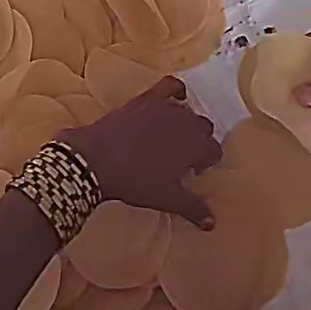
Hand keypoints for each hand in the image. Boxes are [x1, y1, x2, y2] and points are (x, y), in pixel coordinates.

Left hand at [61, 77, 221, 228]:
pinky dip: (177, 90)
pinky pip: (171, 85)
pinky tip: (177, 98)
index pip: (214, 150)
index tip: (192, 172)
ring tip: (172, 138)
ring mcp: (166, 107)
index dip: (206, 162)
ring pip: (189, 112)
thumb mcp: (166, 198)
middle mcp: (186, 122)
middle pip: (204, 129)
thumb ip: (193, 208)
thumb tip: (212, 224)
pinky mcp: (148, 98)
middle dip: (198, 142)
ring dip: (186, 123)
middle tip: (181, 158)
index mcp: (195, 146)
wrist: (96, 159)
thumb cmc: (134, 181)